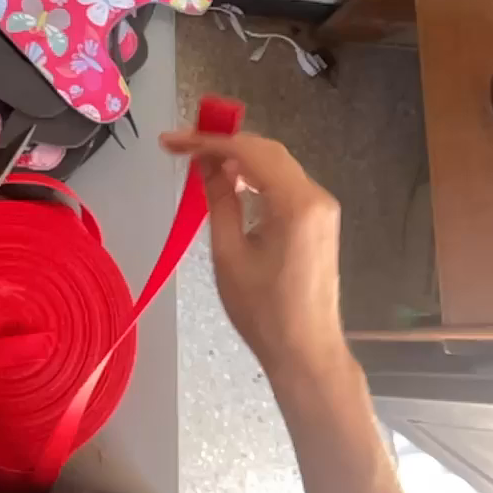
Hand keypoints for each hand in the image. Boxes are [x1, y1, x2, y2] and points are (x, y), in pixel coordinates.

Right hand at [160, 130, 347, 382]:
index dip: (207, 141)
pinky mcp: (317, 219)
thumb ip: (218, 200)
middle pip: (266, 151)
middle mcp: (315, 196)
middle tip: (180, 146)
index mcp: (295, 203)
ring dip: (237, 157)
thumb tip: (206, 164)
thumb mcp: (229, 253)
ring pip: (276, 163)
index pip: (248, 152)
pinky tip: (228, 180)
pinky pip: (283, 182)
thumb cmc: (262, 310)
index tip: (171, 142)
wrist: (305, 351)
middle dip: (222, 143)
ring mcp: (321, 207)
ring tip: (197, 160)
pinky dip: (254, 175)